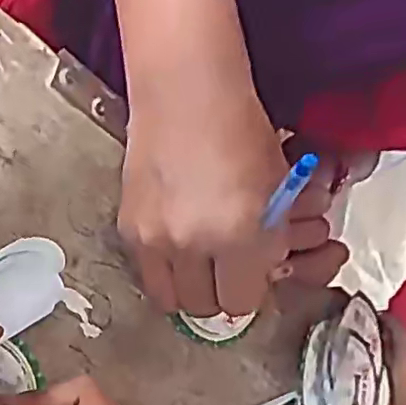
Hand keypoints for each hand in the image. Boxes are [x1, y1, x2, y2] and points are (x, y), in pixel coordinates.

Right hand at [121, 85, 351, 318]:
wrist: (184, 96)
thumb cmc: (240, 131)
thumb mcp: (277, 188)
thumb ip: (273, 240)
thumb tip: (268, 272)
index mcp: (242, 234)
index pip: (244, 301)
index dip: (251, 291)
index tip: (252, 277)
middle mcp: (194, 245)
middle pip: (207, 307)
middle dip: (220, 295)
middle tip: (226, 274)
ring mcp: (155, 241)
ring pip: (173, 301)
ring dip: (189, 291)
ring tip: (198, 269)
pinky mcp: (129, 231)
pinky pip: (148, 275)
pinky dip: (165, 271)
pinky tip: (175, 244)